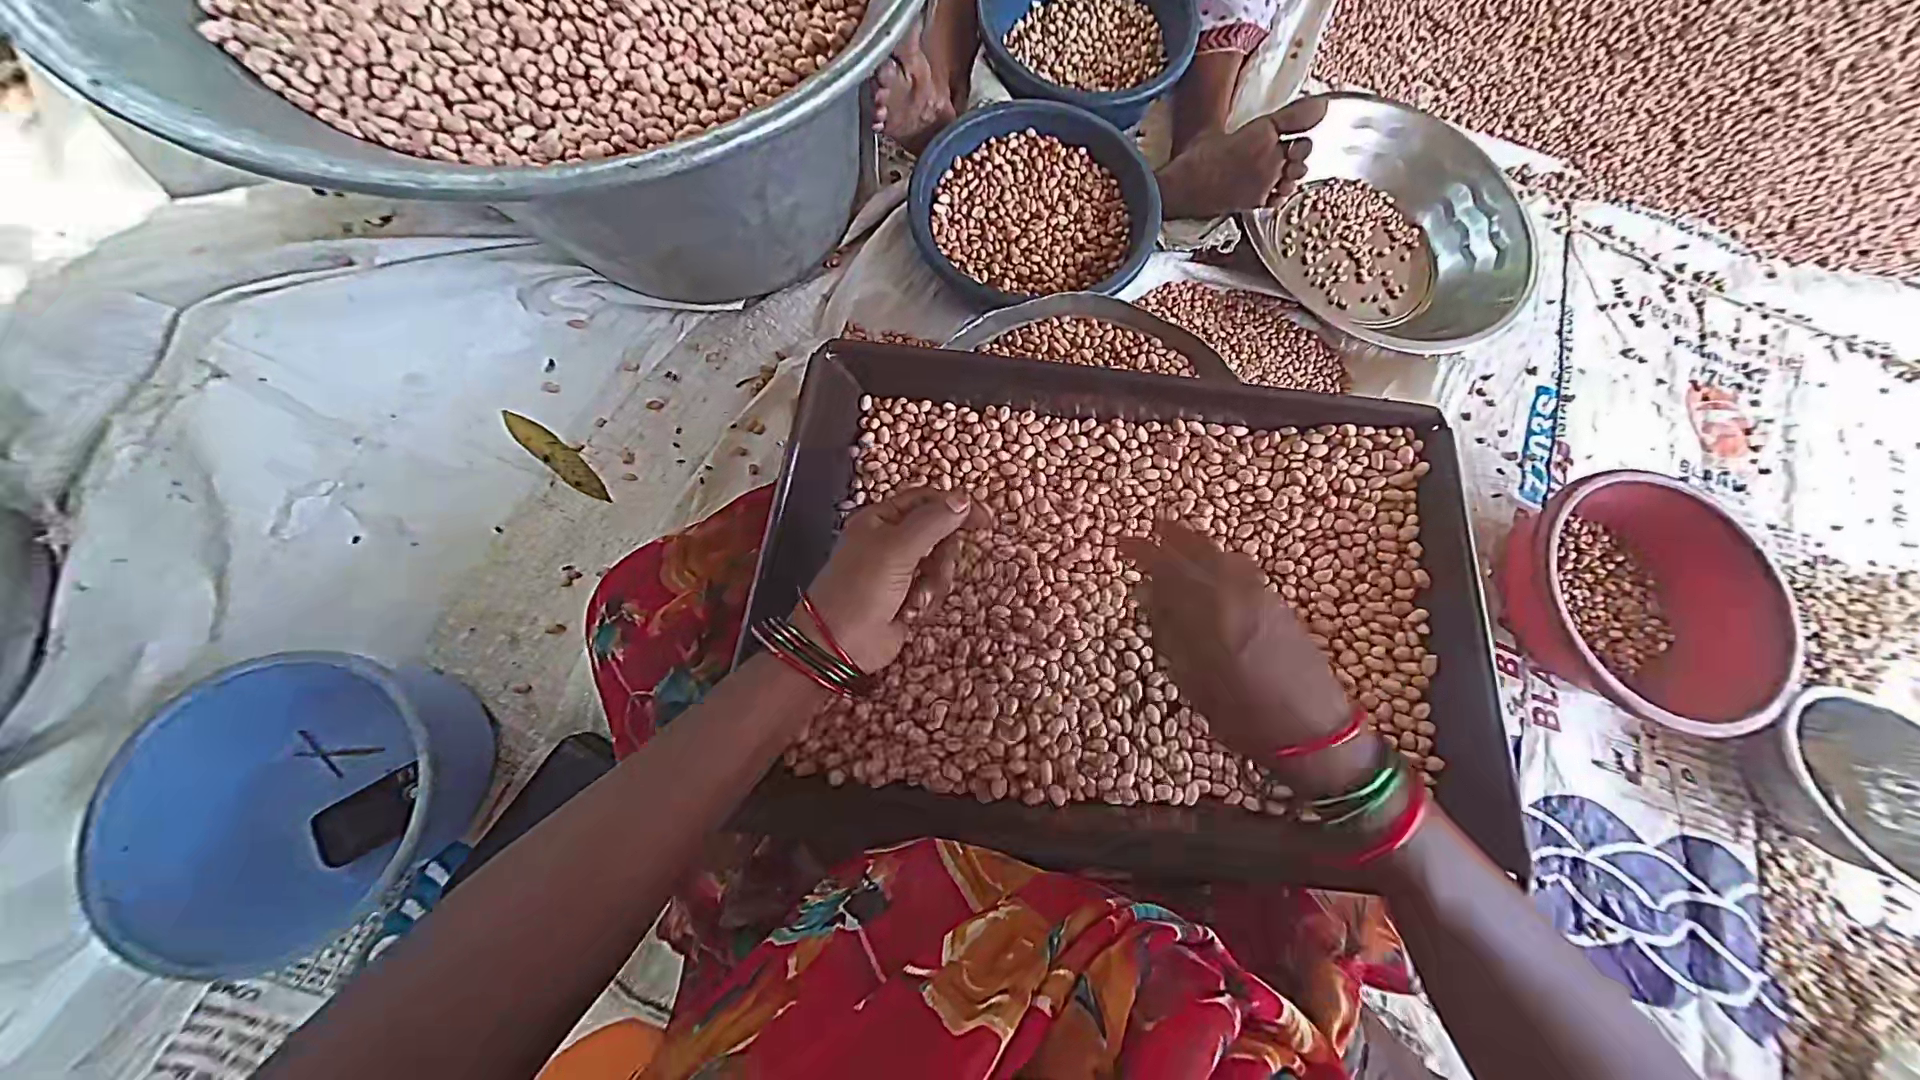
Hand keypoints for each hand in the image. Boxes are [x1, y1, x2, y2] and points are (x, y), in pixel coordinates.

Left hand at [801, 488, 989, 670]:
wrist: (838, 645)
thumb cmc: (860, 589)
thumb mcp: (897, 548)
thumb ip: (932, 522)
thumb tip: (963, 499)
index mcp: (881, 519)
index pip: (926, 500)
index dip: (955, 506)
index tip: (984, 519)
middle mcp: (891, 541)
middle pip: (939, 534)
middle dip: (942, 554)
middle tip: (935, 565)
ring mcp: (900, 571)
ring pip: (941, 564)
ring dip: (934, 582)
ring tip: (914, 596)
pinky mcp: (908, 597)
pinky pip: (934, 589)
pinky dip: (927, 600)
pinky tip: (909, 612)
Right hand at [1120, 520, 1371, 793]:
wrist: (1311, 730)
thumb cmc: (1240, 714)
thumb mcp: (1191, 678)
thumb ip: (1168, 631)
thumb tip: (1147, 594)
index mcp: (1208, 611)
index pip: (1166, 567)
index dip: (1141, 552)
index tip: (1121, 543)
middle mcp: (1235, 592)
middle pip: (1196, 550)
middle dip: (1168, 537)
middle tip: (1147, 530)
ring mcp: (1260, 594)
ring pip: (1221, 554)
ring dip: (1195, 544)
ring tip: (1174, 541)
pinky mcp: (1277, 602)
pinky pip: (1241, 566)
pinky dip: (1219, 558)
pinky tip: (1212, 567)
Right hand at [1156, 96, 1326, 219]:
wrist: (1181, 189)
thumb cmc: (1195, 159)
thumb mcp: (1219, 129)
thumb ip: (1241, 123)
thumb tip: (1268, 111)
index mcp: (1262, 130)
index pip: (1302, 115)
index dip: (1313, 112)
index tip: (1320, 108)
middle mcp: (1269, 155)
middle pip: (1303, 147)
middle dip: (1299, 148)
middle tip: (1289, 150)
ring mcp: (1266, 180)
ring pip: (1295, 173)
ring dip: (1291, 172)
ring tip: (1278, 172)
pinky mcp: (1258, 201)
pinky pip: (1280, 195)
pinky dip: (1279, 192)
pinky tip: (1269, 189)